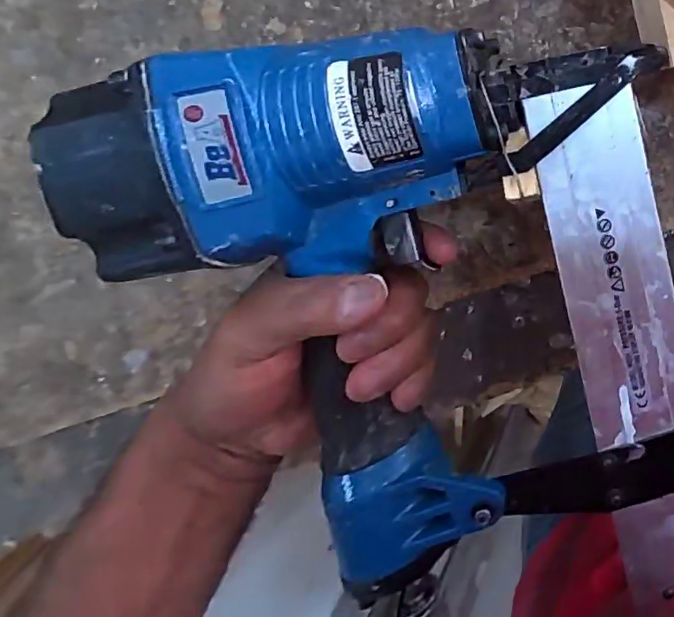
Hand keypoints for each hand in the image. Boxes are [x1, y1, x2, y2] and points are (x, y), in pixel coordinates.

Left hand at [155, 224, 458, 471]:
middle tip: (348, 355)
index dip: (419, 235)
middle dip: (391, 325)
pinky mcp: (394, 366)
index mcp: (331, 263)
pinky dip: (416, 381)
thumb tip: (377, 292)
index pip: (384, 231)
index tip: (441, 254)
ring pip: (424, 324)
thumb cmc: (232, 371)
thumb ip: (307, 305)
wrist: (232, 443)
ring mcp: (382, 327)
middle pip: (412, 285)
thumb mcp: (253, 330)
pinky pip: (428, 362)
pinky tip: (393, 400)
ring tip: (356, 389)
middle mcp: (364, 286)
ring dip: (398, 360)